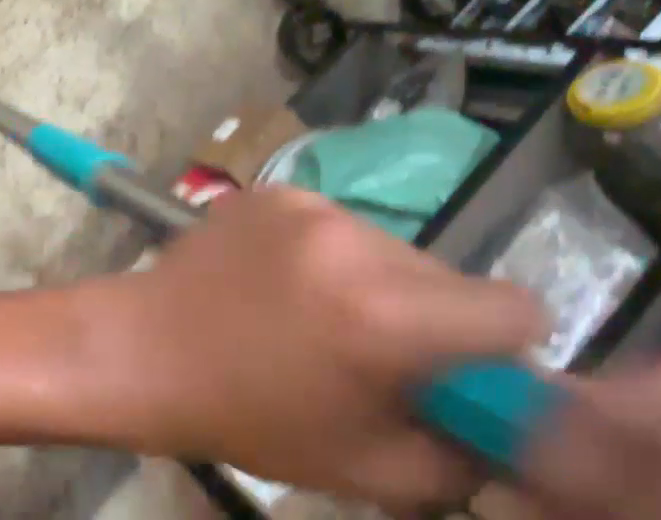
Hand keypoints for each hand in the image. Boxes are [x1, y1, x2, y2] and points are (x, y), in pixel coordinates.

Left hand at [78, 186, 542, 511]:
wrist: (143, 348)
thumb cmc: (251, 418)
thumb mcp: (374, 468)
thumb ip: (466, 453)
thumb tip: (514, 430)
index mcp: (385, 315)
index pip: (516, 308)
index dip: (504, 348)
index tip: (467, 372)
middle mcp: (352, 242)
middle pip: (450, 277)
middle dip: (436, 319)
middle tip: (383, 355)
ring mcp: (307, 208)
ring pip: (393, 248)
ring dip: (382, 284)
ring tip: (325, 319)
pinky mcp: (273, 192)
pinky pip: (339, 227)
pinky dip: (332, 257)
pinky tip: (287, 286)